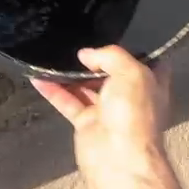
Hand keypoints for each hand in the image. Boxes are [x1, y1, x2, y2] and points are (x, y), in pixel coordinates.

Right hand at [32, 46, 188, 188]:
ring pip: (86, 86)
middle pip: (110, 72)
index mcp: (151, 82)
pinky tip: (38, 77)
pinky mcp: (86, 122)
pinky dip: (53, 90)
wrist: (118, 156)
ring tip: (51, 54)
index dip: (130, 46)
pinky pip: (67, 101)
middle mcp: (130, 95)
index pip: (144, 60)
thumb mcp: (130, 72)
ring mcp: (107, 110)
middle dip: (94, 58)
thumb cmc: (133, 112)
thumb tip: (85, 54)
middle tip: (74, 40)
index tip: (111, 32)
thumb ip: (109, 55)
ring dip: (69, 73)